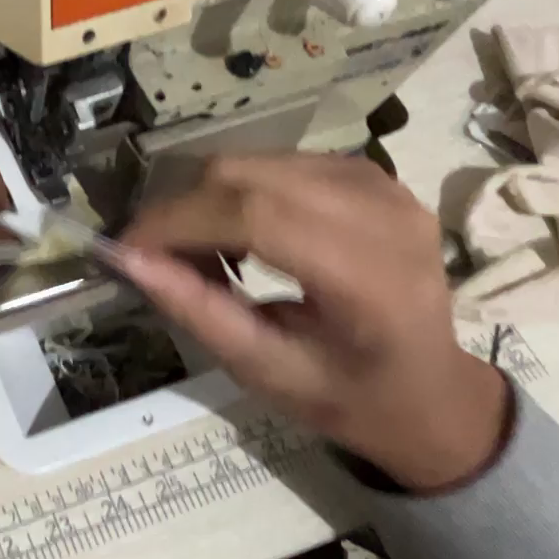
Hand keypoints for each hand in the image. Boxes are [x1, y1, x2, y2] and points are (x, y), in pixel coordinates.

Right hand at [120, 154, 508, 492]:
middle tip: (158, 255)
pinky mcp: (371, 173)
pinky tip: (239, 233)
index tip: (127, 247)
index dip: (178, 222)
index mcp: (369, 280)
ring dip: (207, 199)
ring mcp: (382, 185)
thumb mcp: (264, 371)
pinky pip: (276, 162)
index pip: (255, 217)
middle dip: (183, 209)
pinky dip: (237, 192)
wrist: (431, 391)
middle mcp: (383, 215)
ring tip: (201, 251)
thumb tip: (129, 258)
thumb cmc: (348, 397)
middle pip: (247, 176)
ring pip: (254, 161)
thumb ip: (196, 310)